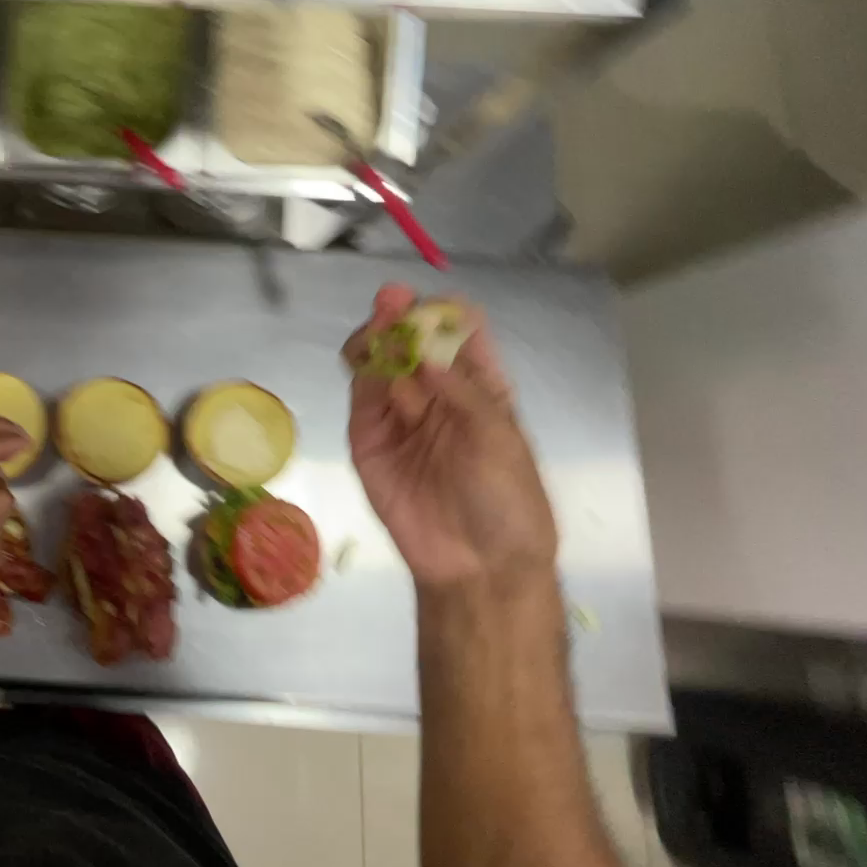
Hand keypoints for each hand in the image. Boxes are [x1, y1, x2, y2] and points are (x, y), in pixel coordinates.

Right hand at [342, 283, 556, 588]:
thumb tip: (425, 349)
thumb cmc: (506, 501)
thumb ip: (463, 393)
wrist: (473, 564)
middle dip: (403, 319)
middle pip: (413, 343)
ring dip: (376, 338)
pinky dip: (360, 373)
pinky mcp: (368, 438)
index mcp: (481, 389)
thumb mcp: (499, 441)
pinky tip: (364, 358)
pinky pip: (360, 396)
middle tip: (391, 301)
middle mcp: (436, 395)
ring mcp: (398, 416)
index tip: (432, 308)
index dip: (444, 316)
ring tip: (376, 324)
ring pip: (380, 363)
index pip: (460, 336)